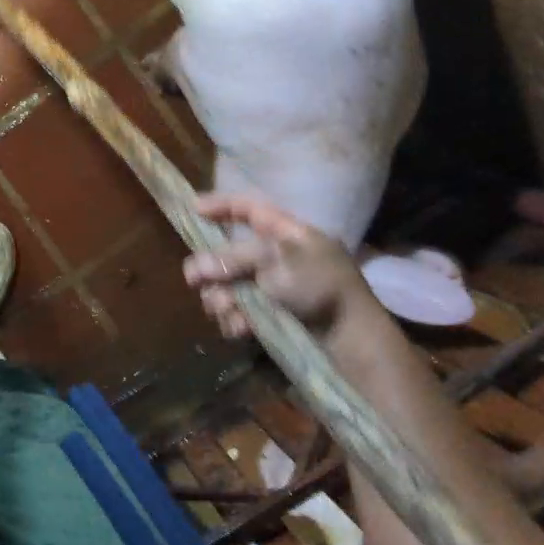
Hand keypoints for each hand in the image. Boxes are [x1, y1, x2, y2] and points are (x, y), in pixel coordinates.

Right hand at [181, 194, 380, 343]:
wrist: (350, 338)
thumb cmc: (321, 288)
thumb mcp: (279, 263)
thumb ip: (235, 259)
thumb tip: (195, 267)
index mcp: (287, 234)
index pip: (250, 209)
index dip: (221, 205)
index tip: (193, 209)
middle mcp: (276, 259)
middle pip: (227, 255)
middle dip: (211, 270)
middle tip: (194, 281)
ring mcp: (271, 290)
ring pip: (226, 288)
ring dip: (222, 300)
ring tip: (230, 312)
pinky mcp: (268, 317)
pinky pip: (237, 314)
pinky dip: (235, 321)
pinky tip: (243, 329)